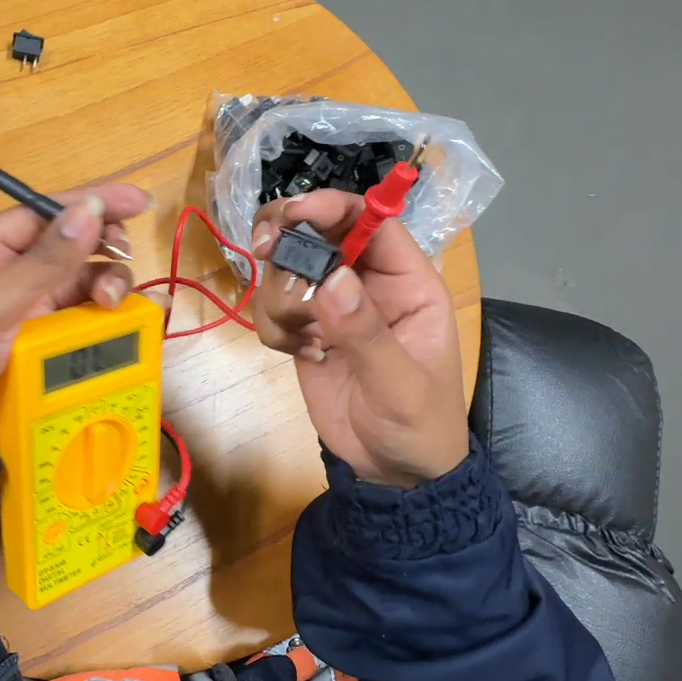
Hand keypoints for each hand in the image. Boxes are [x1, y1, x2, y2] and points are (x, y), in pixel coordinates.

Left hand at [0, 185, 150, 454]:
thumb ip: (41, 263)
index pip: (46, 212)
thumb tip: (90, 209)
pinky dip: (116, 326)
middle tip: (119, 267)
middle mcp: (14, 278)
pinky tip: (139, 326)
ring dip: (111, 290)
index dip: (94, 202)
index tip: (140, 201)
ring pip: (87, 290)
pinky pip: (90, 331)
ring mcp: (33, 318)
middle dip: (104, 254)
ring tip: (115, 305)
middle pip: (75, 251)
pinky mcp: (47, 354)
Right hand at [249, 191, 468, 486]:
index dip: (332, 206)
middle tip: (263, 249)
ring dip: (280, 301)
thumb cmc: (418, 426)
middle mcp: (365, 284)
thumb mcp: (399, 385)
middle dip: (286, 239)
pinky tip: (299, 356)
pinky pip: (270, 309)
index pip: (370, 222)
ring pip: (284, 271)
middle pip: (315, 232)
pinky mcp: (303, 330)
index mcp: (406, 282)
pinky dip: (272, 329)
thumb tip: (332, 279)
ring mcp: (330, 306)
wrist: (391, 474)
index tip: (293, 214)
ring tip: (305, 342)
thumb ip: (366, 332)